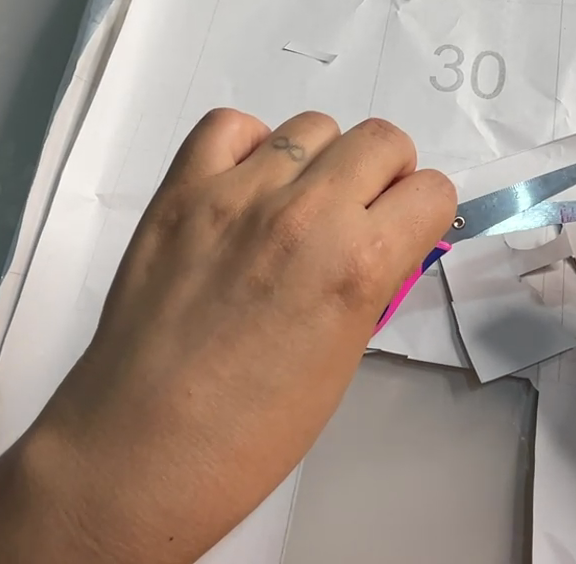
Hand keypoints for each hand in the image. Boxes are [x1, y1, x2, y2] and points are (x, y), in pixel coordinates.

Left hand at [30, 110, 455, 562]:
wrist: (142, 450)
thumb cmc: (256, 428)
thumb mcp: (347, 350)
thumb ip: (373, 275)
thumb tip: (383, 234)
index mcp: (360, 264)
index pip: (433, 190)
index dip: (423, 211)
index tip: (403, 227)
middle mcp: (308, 213)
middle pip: (383, 139)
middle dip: (386, 173)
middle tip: (357, 211)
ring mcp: (239, 193)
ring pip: (313, 127)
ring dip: (321, 159)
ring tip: (294, 203)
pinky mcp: (182, 189)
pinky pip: (230, 125)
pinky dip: (248, 146)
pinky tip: (245, 185)